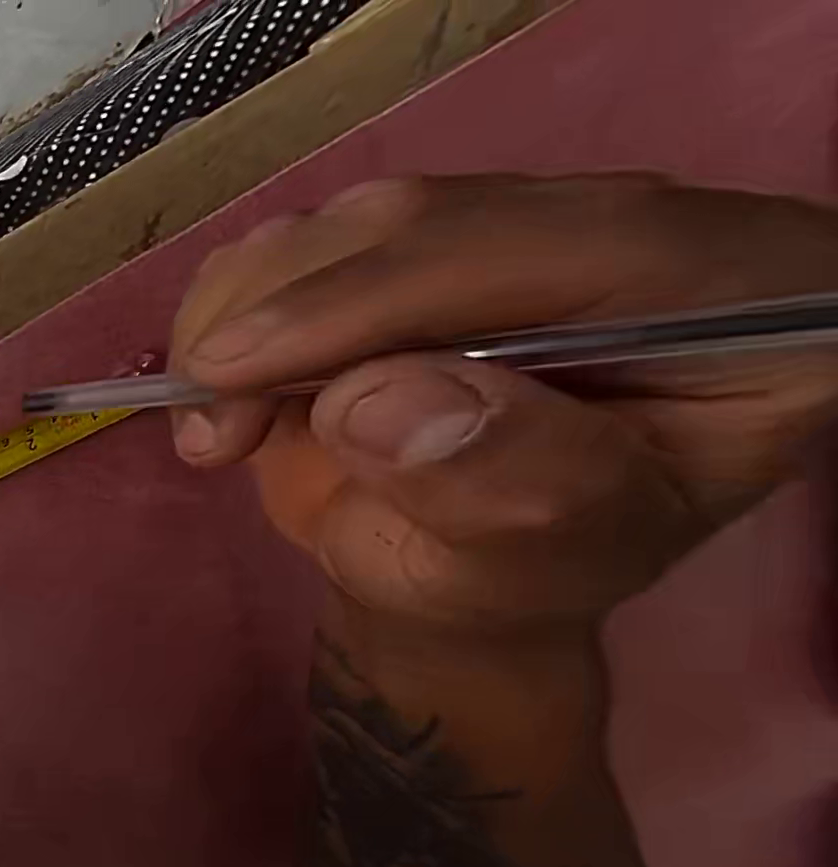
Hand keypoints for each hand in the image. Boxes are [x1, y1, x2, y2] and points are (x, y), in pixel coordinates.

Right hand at [170, 174, 837, 629]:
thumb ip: (506, 487)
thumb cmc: (501, 577)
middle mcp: (591, 234)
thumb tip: (373, 400)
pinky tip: (213, 401)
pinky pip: (264, 261)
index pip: (537, 245)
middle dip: (275, 323)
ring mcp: (459, 242)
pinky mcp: (363, 268)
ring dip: (226, 328)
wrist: (433, 568)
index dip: (368, 299)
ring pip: (314, 233)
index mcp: (724, 289)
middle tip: (211, 435)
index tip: (234, 369)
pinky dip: (208, 325)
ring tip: (212, 438)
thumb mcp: (534, 568)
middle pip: (401, 222)